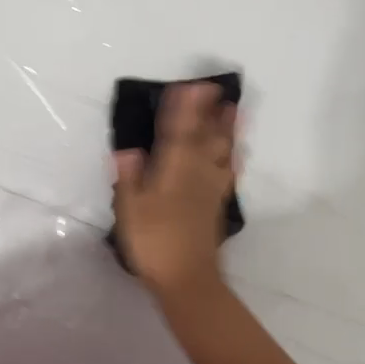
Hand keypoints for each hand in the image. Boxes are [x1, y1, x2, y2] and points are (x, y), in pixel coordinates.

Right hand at [112, 82, 237, 295]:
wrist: (186, 277)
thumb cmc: (152, 241)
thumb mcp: (130, 209)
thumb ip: (130, 177)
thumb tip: (128, 150)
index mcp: (173, 171)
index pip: (177, 133)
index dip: (182, 109)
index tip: (189, 86)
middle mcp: (195, 173)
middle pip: (204, 137)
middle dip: (209, 113)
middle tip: (217, 88)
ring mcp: (210, 189)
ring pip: (221, 152)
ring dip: (227, 129)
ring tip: (234, 109)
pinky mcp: (217, 204)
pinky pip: (228, 172)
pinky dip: (232, 156)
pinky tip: (235, 152)